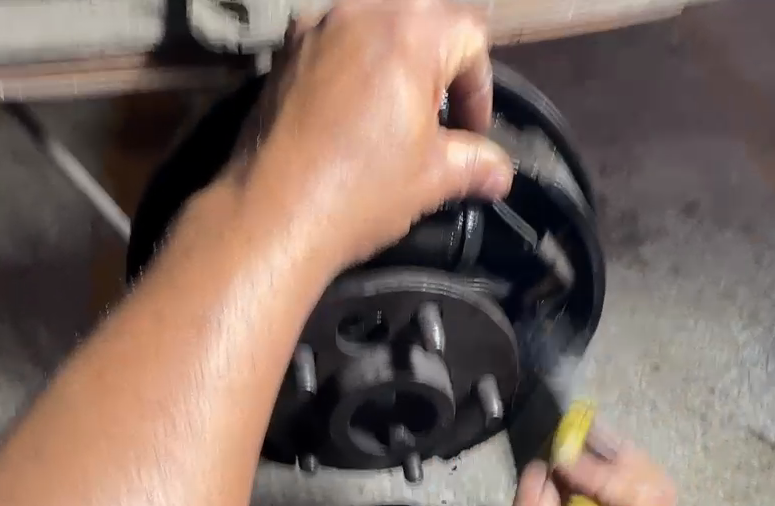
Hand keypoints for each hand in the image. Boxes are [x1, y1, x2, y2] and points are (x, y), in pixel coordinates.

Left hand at [227, 0, 513, 272]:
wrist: (273, 216)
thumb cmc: (361, 192)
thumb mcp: (433, 179)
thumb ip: (476, 164)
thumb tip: (501, 174)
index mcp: (409, 29)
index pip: (470, 37)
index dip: (480, 91)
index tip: (473, 137)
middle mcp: (360, 11)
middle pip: (420, 24)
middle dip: (438, 72)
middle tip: (436, 127)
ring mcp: (314, 29)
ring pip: (373, 32)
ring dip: (393, 70)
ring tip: (392, 126)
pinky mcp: (282, 57)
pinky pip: (332, 50)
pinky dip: (352, 75)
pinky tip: (349, 126)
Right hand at [500, 427, 675, 505]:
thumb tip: (540, 472)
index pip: (639, 495)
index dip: (598, 469)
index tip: (555, 461)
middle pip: (655, 486)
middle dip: (613, 454)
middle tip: (569, 438)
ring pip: (650, 496)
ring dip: (613, 468)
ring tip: (571, 455)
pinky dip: (609, 489)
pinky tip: (577, 487)